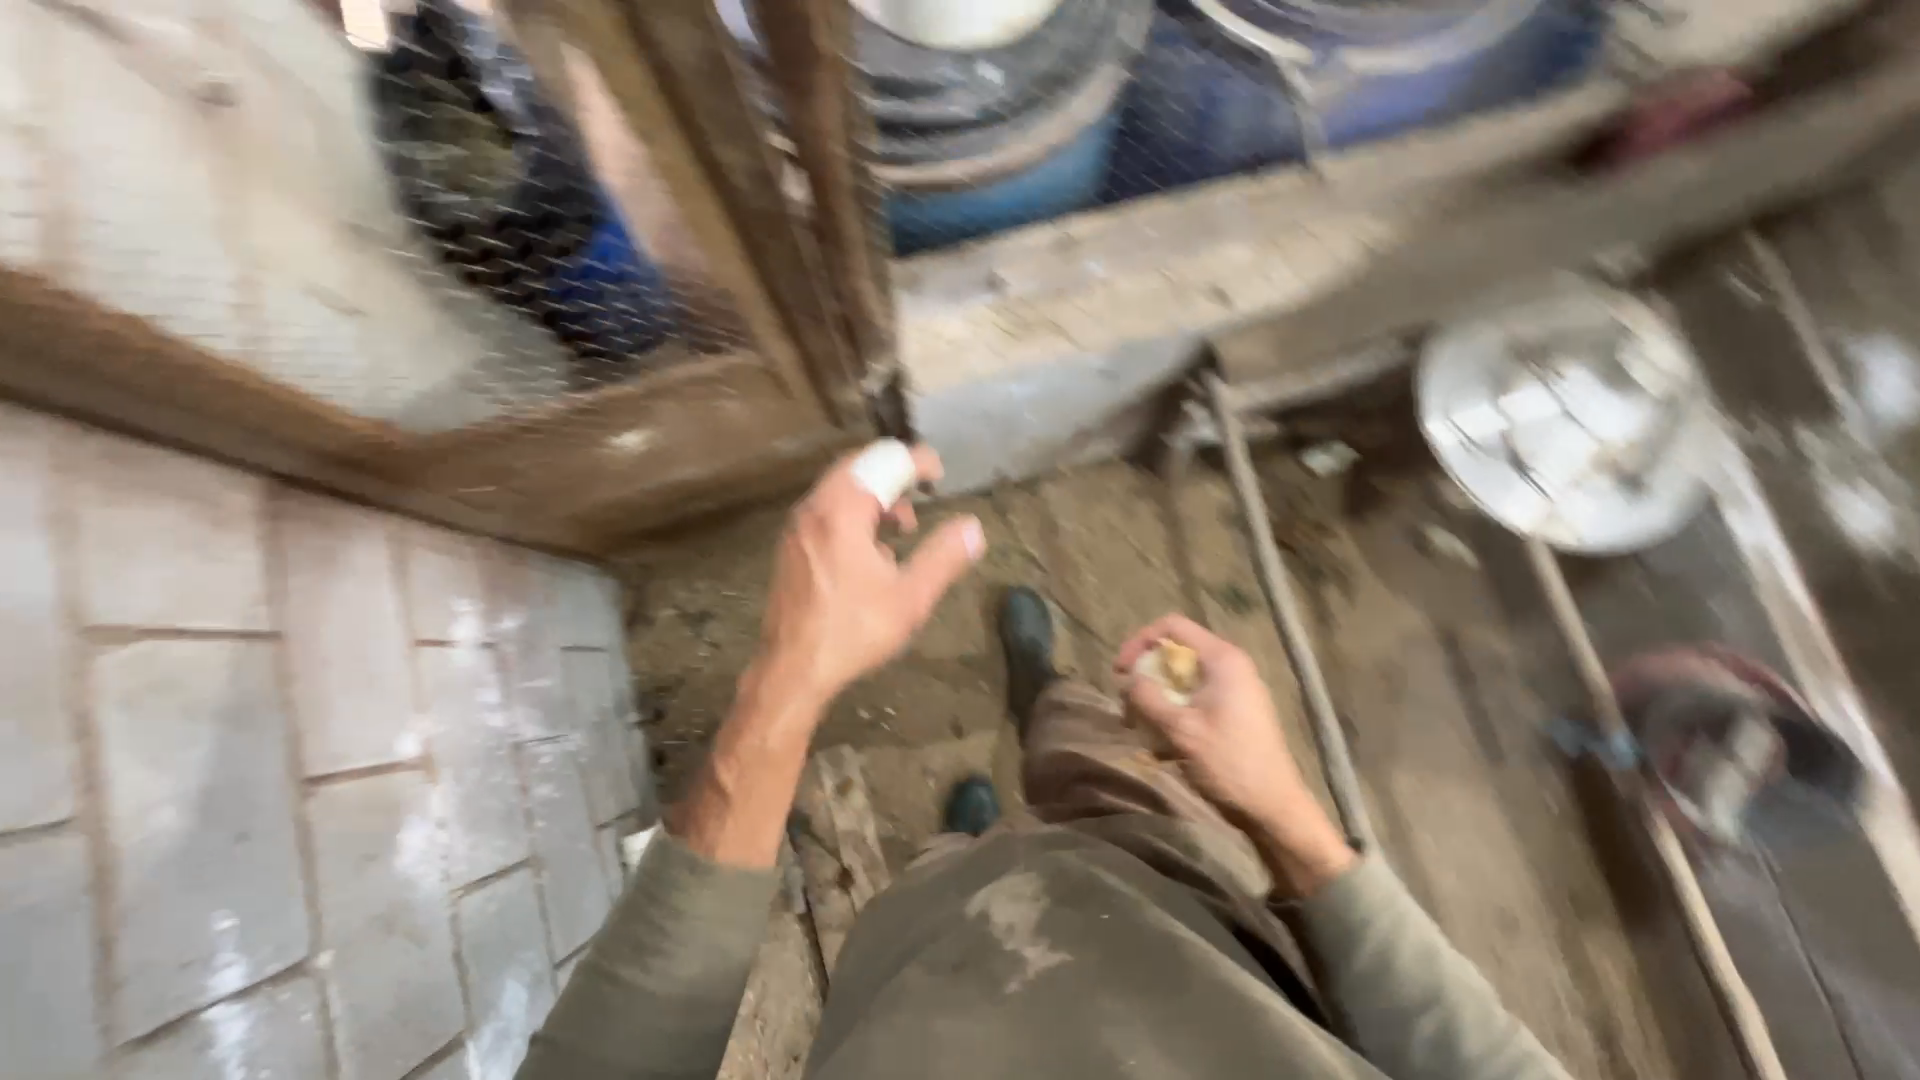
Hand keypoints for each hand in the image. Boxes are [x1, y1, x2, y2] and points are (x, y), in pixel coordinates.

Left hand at [753, 443, 985, 719]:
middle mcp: (814, 508)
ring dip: (874, 495)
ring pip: (839, 488)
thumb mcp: (910, 597)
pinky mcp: (791, 546)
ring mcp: (797, 527)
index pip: (884, 460)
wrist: (792, 669)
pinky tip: (872, 551)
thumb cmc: (853, 631)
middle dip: (894, 473)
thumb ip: (943, 557)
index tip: (940, 474)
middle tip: (923, 492)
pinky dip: (854, 513)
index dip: (917, 461)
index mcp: (843, 511)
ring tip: (903, 527)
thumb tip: (973, 527)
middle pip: (857, 465)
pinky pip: (826, 510)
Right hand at [1115, 614, 1354, 895]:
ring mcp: (1235, 689)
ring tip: (1140, 727)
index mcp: (1222, 659)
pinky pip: (1195, 697)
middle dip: (1146, 674)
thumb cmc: (1228, 763)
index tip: (1120, 673)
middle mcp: (1230, 665)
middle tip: (1127, 703)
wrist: (1272, 807)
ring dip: (1156, 697)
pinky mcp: (1234, 711)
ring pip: (1182, 677)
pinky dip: (1173, 711)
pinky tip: (1162, 744)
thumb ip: (1148, 698)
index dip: (1139, 641)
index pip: (1171, 625)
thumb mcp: (1179, 730)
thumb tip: (1129, 679)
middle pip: (1175, 651)